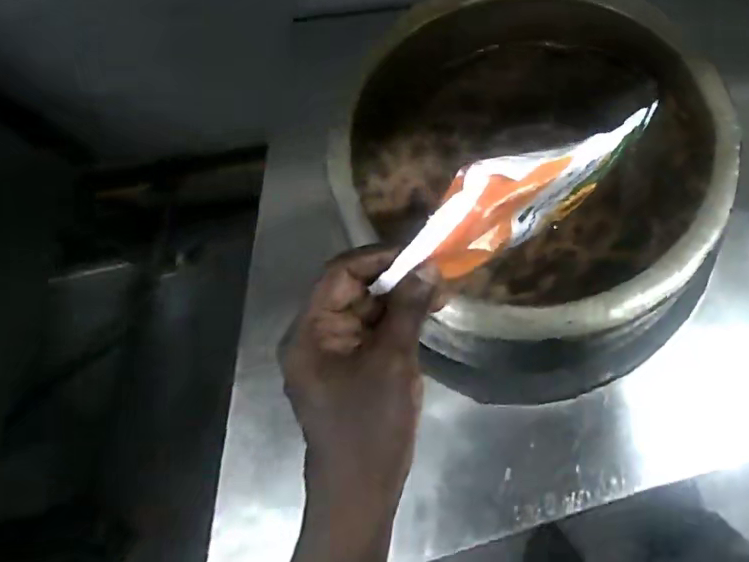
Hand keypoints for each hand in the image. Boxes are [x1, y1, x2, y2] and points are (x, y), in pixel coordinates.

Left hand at [282, 246, 441, 561]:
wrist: (360, 493)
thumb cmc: (370, 424)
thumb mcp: (393, 360)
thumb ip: (408, 307)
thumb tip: (428, 266)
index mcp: (310, 332)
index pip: (339, 274)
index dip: (377, 258)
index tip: (417, 256)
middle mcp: (316, 336)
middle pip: (354, 288)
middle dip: (396, 279)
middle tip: (436, 275)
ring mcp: (333, 352)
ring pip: (368, 307)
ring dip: (402, 298)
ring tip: (439, 294)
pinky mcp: (351, 366)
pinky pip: (374, 329)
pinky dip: (399, 319)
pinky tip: (428, 314)